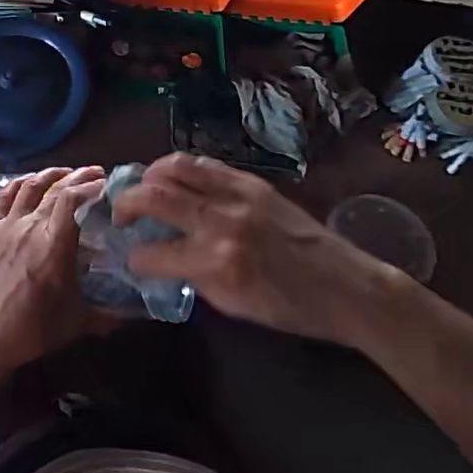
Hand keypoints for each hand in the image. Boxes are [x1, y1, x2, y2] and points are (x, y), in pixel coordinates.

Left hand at [0, 166, 109, 375]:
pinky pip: (4, 198)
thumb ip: (108, 315)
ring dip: (50, 175)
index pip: (72, 200)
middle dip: (79, 178)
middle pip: (54, 190)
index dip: (91, 187)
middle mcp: (28, 228)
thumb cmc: (34, 328)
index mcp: (53, 246)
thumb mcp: (78, 321)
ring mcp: (6, 227)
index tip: (110, 184)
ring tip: (68, 172)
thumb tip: (132, 315)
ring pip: (29, 188)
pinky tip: (29, 181)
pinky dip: (18, 184)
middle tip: (99, 174)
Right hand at [113, 153, 414, 345]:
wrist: (350, 289)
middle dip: (125, 205)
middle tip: (121, 216)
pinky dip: (179, 169)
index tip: (132, 260)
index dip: (134, 259)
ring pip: (174, 168)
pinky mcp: (254, 183)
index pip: (152, 254)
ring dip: (148, 178)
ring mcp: (239, 196)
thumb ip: (192, 276)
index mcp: (217, 262)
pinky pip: (204, 164)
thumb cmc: (290, 308)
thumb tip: (161, 258)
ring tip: (144, 190)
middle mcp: (222, 222)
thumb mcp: (232, 304)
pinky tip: (175, 181)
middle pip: (153, 197)